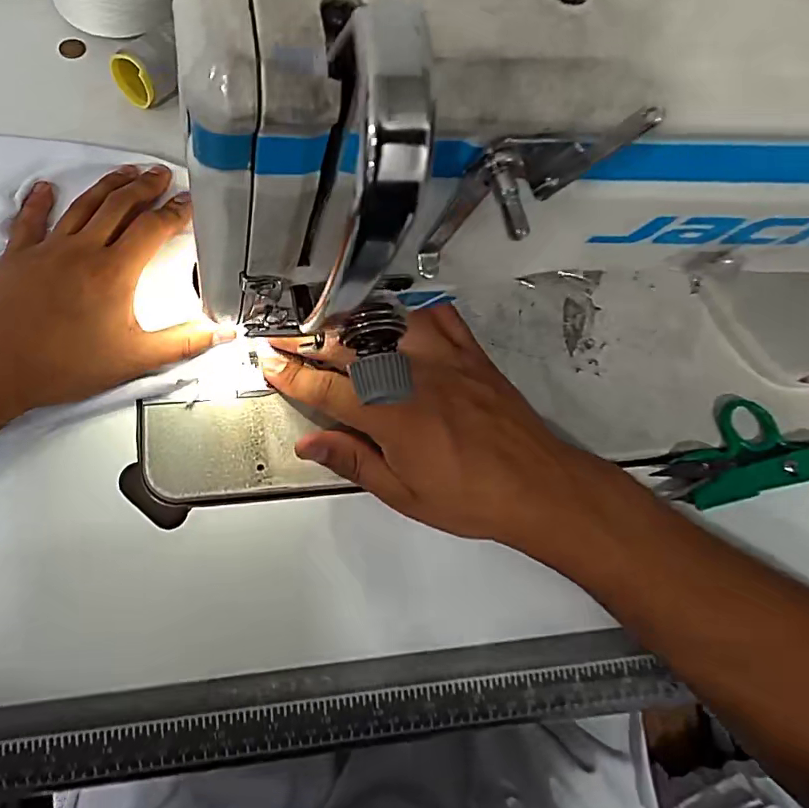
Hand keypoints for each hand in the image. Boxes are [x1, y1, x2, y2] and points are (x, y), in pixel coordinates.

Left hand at [0, 165, 233, 439]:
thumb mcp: (133, 359)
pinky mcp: (18, 255)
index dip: (174, 211)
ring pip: (83, 205)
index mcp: (114, 271)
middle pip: (120, 205)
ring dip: (107, 185)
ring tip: (126, 172)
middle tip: (160, 174)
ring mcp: (47, 248)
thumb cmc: (66, 366)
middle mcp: (83, 250)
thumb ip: (182, 343)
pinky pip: (30, 220)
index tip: (188, 201)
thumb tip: (223, 334)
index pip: (152, 228)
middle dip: (144, 186)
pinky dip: (39, 201)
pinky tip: (45, 188)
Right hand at [260, 305, 662, 565]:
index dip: (291, 374)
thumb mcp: (403, 493)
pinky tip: (398, 315)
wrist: (539, 488)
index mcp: (391, 414)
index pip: (325, 386)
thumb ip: (353, 460)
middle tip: (285, 341)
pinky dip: (412, 311)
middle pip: (347, 348)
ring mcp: (443, 359)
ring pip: (387, 322)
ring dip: (352, 320)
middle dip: (308, 343)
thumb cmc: (473, 497)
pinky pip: (437, 317)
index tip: (269, 364)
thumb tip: (312, 444)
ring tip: (330, 325)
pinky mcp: (469, 354)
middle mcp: (413, 377)